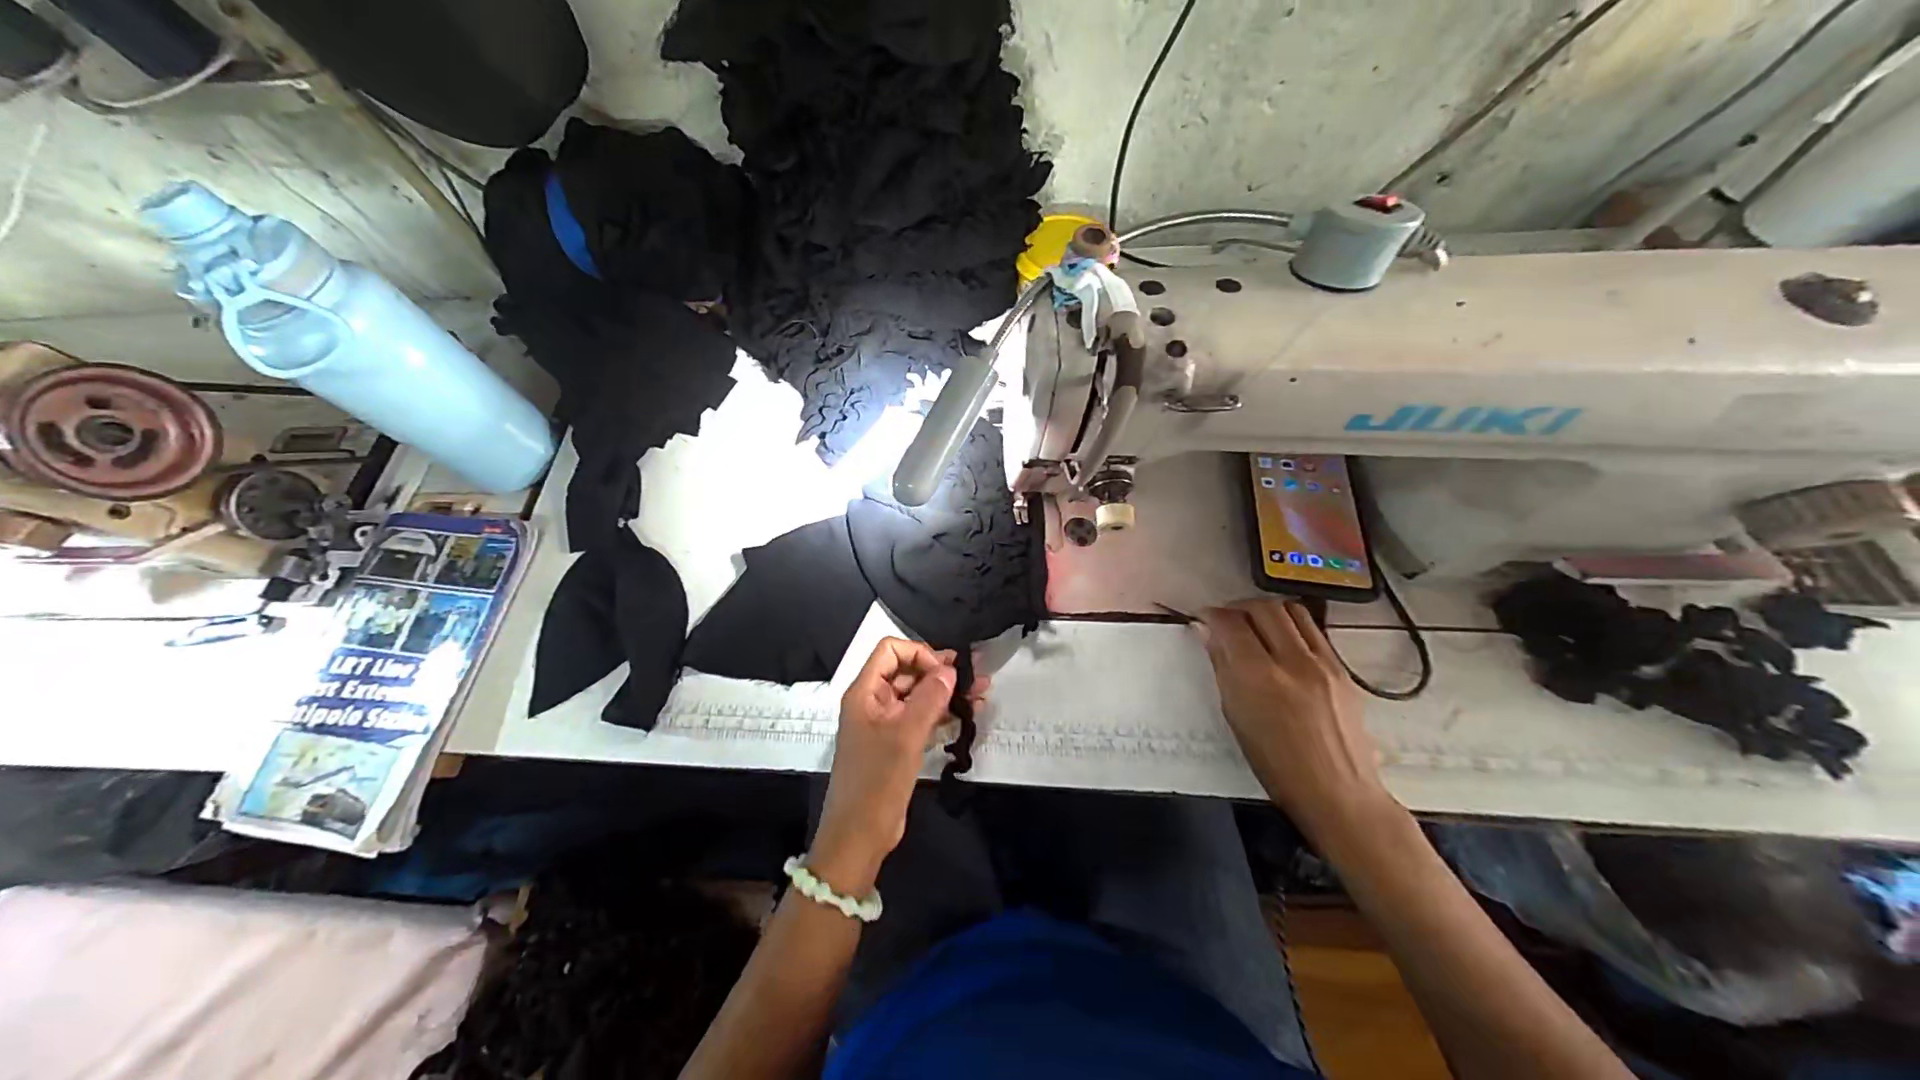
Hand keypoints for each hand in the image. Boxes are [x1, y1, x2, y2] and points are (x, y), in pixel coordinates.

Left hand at [812, 638, 985, 893]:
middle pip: (906, 671)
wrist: (859, 835)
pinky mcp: (896, 745)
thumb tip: (950, 670)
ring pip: (917, 696)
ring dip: (946, 693)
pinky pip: (920, 718)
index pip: (890, 651)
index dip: (919, 655)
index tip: (945, 673)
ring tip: (981, 693)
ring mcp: (885, 724)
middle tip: (976, 677)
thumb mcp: (906, 736)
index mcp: (864, 693)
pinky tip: (968, 714)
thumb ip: (929, 698)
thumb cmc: (877, 781)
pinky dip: (942, 713)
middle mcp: (873, 702)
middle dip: (940, 671)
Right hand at [1200, 598, 1402, 847]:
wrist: (1337, 791)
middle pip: (1263, 608)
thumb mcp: (1235, 717)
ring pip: (1292, 611)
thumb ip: (1223, 668)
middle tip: (1227, 621)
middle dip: (1239, 608)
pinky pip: (1313, 631)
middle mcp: (1292, 662)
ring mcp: (1323, 663)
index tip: (1204, 619)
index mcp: (1258, 678)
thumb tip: (1209, 634)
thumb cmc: (1276, 765)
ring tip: (1256, 626)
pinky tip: (1283, 644)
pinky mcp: (1343, 669)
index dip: (1212, 615)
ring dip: (1267, 611)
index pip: (1231, 624)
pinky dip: (1292, 627)